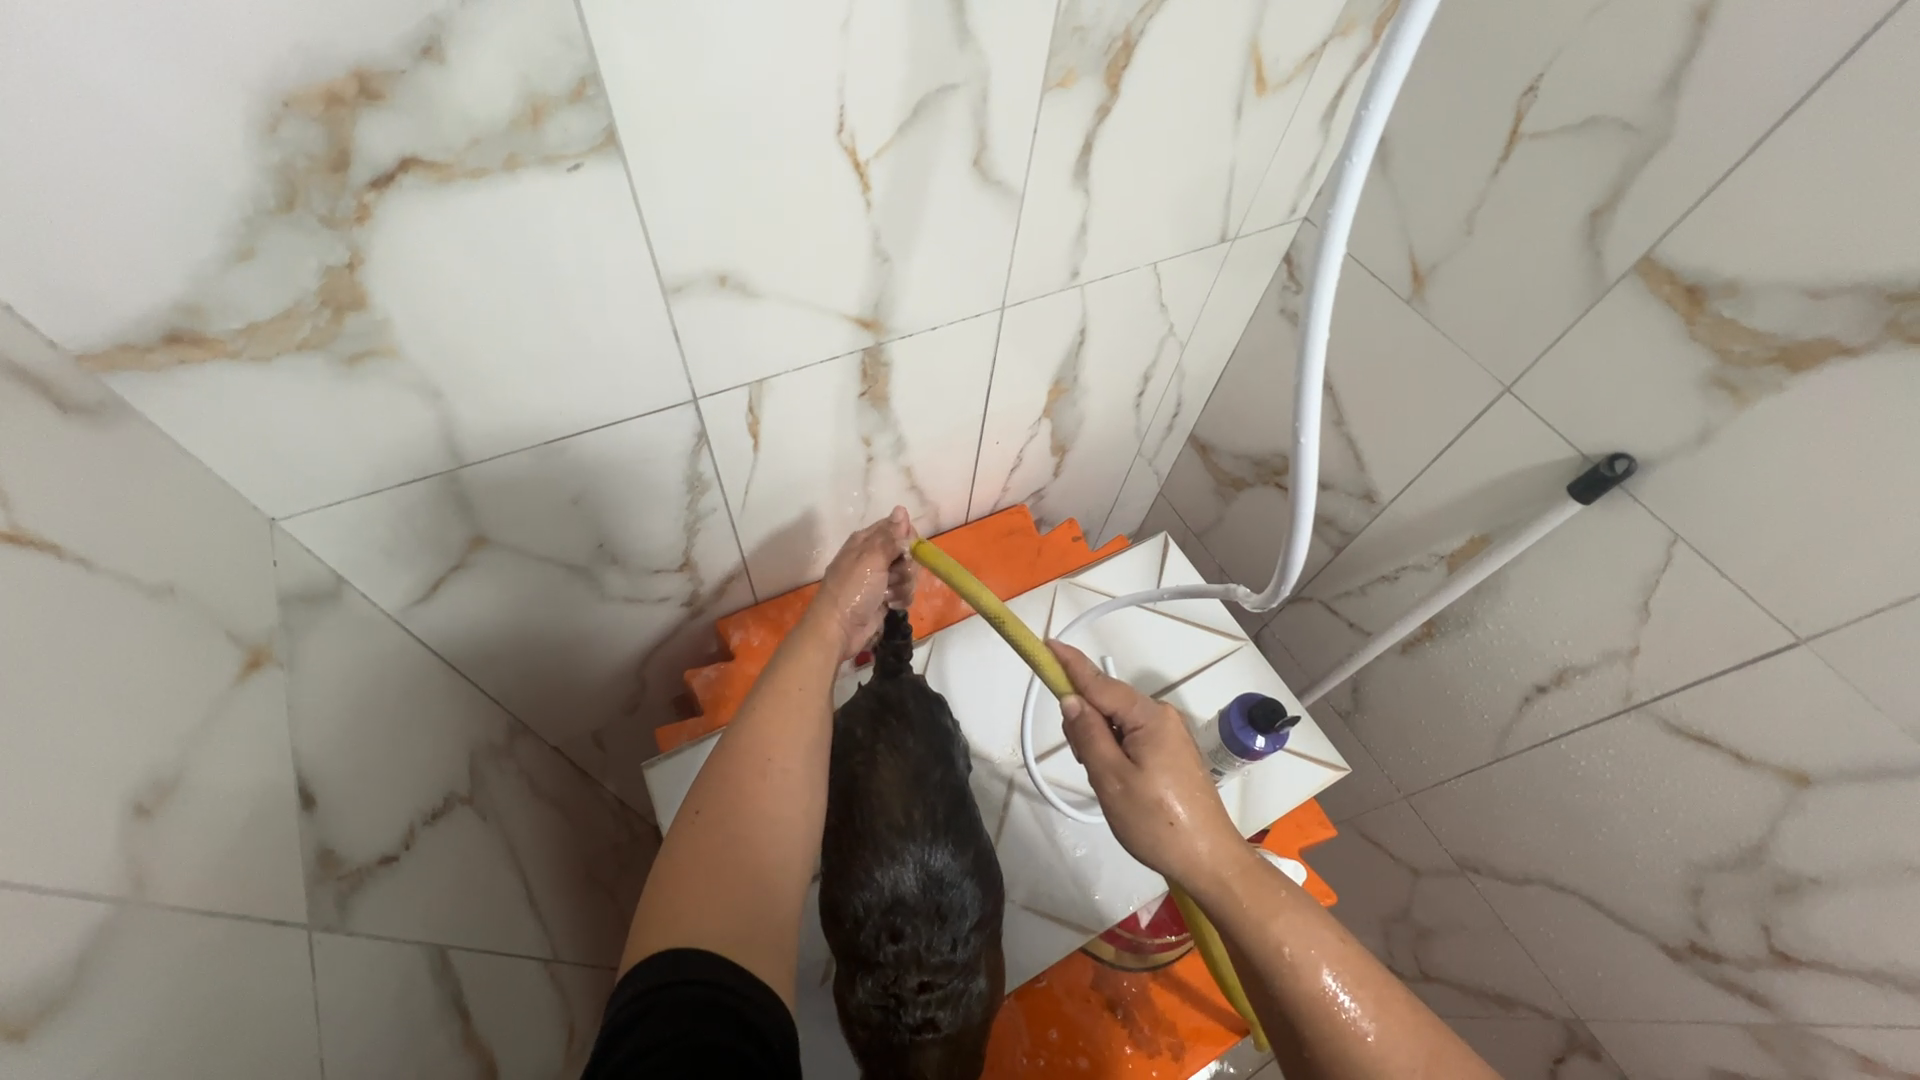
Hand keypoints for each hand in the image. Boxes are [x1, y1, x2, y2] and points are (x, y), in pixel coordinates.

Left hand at [806, 507, 915, 660]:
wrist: (839, 629)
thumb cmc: (852, 590)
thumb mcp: (872, 558)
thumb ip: (890, 536)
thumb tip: (901, 509)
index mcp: (866, 541)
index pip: (897, 528)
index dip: (907, 538)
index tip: (907, 550)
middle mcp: (874, 557)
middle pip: (906, 552)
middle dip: (907, 566)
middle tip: (895, 574)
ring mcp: (880, 578)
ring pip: (908, 573)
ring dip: (904, 584)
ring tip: (889, 594)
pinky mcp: (885, 598)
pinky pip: (905, 591)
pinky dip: (901, 598)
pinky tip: (891, 604)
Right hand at [1050, 640, 1250, 890]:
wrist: (1209, 861)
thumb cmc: (1157, 822)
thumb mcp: (1112, 779)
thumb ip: (1088, 735)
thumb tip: (1071, 700)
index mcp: (1148, 717)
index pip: (1099, 683)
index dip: (1070, 665)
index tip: (1047, 643)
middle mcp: (1161, 717)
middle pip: (1107, 704)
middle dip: (1086, 723)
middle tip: (1088, 766)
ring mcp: (1170, 736)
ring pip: (1118, 724)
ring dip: (1101, 744)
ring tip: (1108, 785)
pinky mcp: (1172, 755)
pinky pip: (1132, 739)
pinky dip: (1116, 754)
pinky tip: (1120, 785)